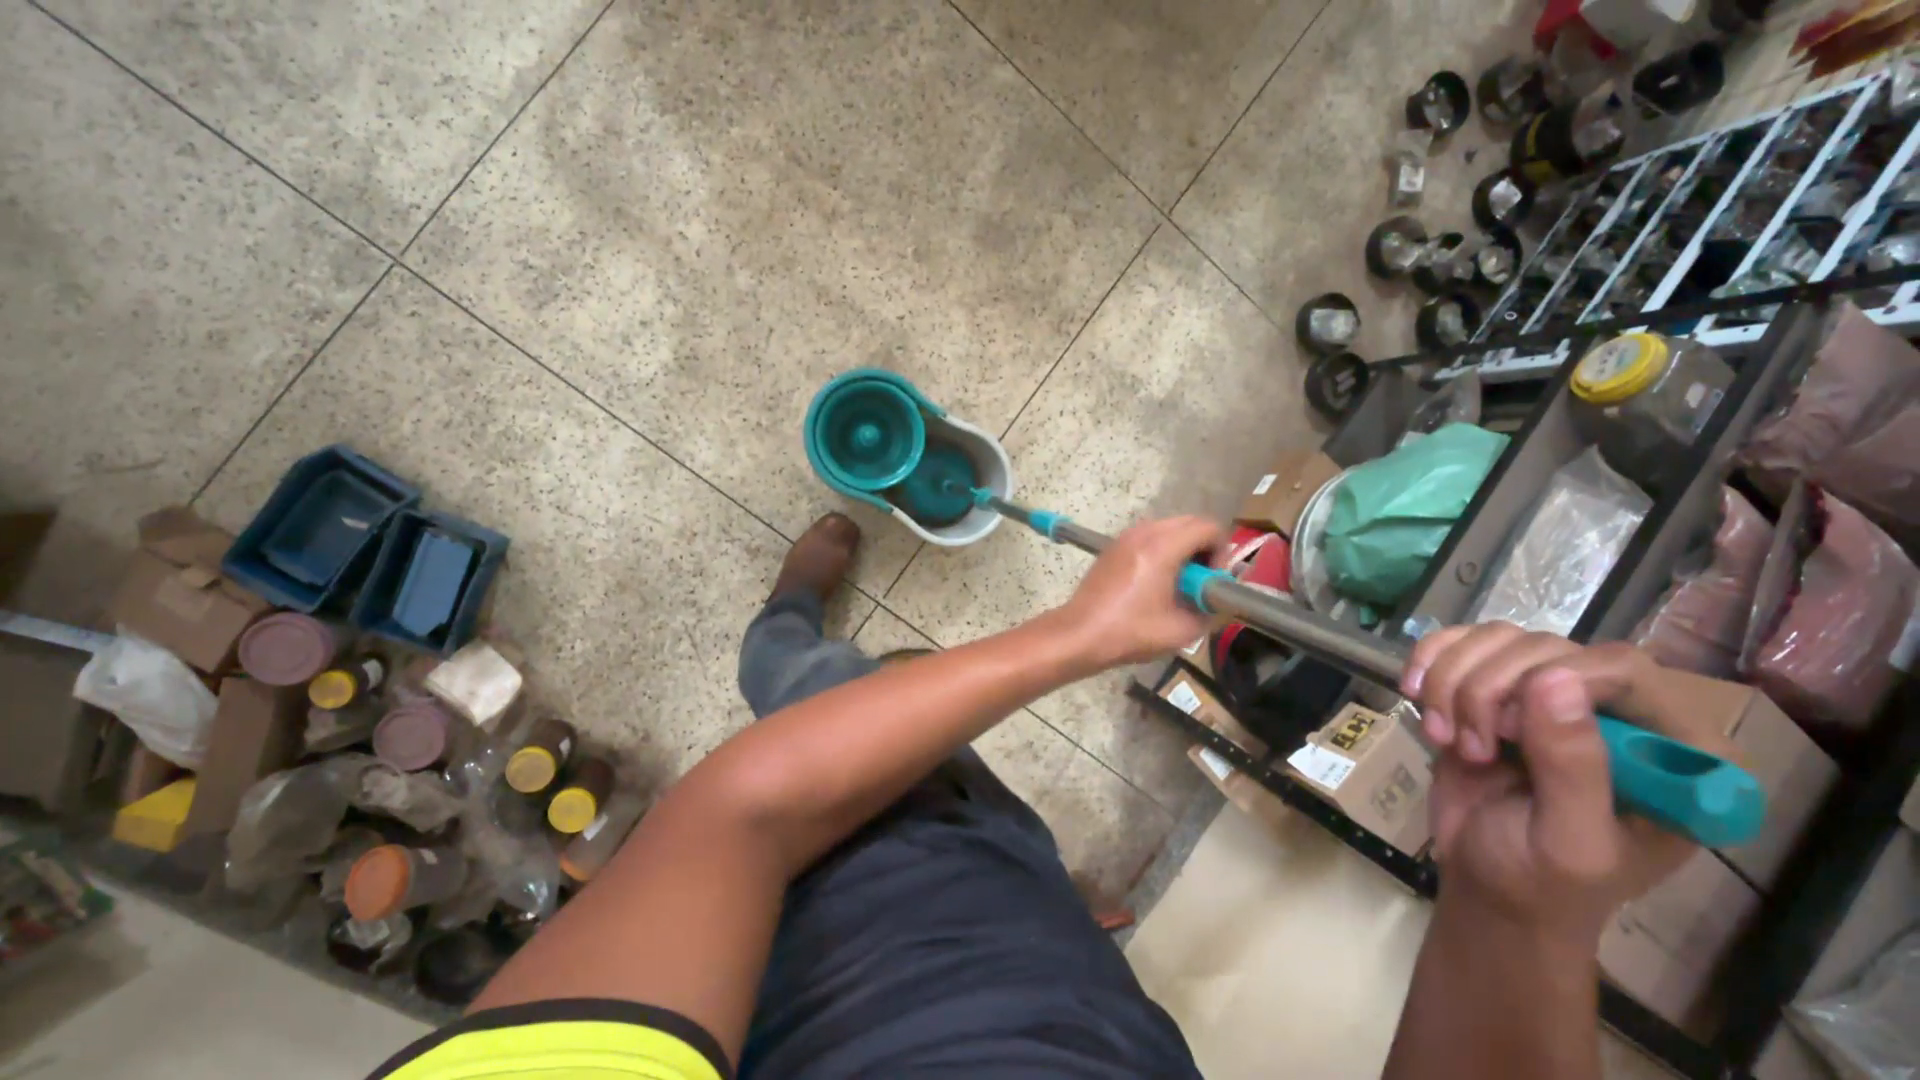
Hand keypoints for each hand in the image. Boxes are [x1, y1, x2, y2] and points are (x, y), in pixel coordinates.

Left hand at [1056, 515, 1224, 669]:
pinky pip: (1149, 536)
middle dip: (1204, 549)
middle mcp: (1144, 532)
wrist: (1080, 633)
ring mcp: (1125, 536)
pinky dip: (1162, 550)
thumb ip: (1210, 611)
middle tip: (1199, 582)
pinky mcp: (1114, 546)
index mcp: (1163, 547)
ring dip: (1182, 548)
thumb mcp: (1183, 630)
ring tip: (1178, 584)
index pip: (1209, 528)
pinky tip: (1155, 582)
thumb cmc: (1131, 632)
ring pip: (1169, 528)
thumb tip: (1216, 601)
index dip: (1221, 552)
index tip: (1210, 581)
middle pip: (1190, 523)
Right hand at [1400, 623, 1734, 940]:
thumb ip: (1573, 769)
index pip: (1624, 670)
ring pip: (1499, 639)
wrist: (1488, 887)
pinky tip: (1415, 697)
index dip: (1557, 678)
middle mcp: (1619, 707)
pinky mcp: (1497, 688)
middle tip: (1469, 748)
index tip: (1505, 727)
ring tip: (1444, 737)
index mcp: (1672, 749)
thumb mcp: (1569, 845)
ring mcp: (1553, 694)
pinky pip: (1462, 643)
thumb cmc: (1543, 883)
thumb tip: (1554, 680)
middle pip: (1549, 648)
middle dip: (1489, 691)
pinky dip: (1430, 663)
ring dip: (1453, 681)